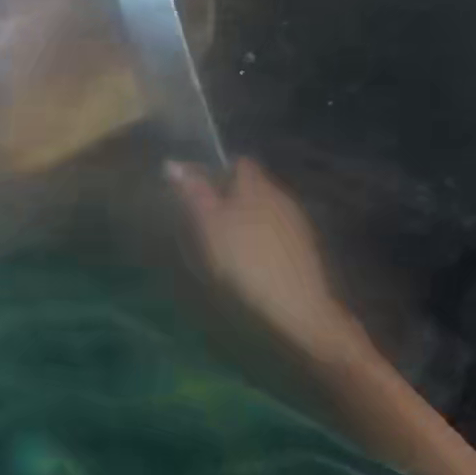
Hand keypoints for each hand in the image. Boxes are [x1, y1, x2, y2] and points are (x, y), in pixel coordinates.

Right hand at [169, 158, 363, 360]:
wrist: (297, 311)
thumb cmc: (244, 260)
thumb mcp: (208, 223)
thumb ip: (193, 191)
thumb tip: (173, 163)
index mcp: (259, 188)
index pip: (239, 163)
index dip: (215, 168)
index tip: (193, 183)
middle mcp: (281, 199)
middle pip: (251, 185)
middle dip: (226, 192)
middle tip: (198, 210)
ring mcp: (295, 225)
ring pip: (261, 207)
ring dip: (240, 213)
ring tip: (216, 233)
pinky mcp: (302, 250)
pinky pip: (271, 228)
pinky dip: (254, 232)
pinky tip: (242, 253)